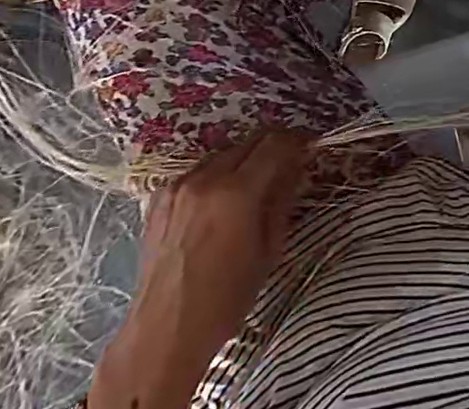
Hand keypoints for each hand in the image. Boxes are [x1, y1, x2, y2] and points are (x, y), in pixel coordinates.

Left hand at [89, 131, 310, 408]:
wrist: (166, 328)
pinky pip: (196, 172)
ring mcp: (179, 183)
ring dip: (242, 161)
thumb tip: (295, 168)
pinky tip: (217, 201)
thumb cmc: (226, 300)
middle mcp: (206, 178)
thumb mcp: (267, 252)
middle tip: (286, 160)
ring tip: (251, 184)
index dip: (295, 140)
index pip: (274, 146)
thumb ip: (282, 201)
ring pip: (221, 155)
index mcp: (236, 194)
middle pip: (247, 143)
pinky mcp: (160, 193)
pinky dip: (213, 177)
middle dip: (270, 146)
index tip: (307, 144)